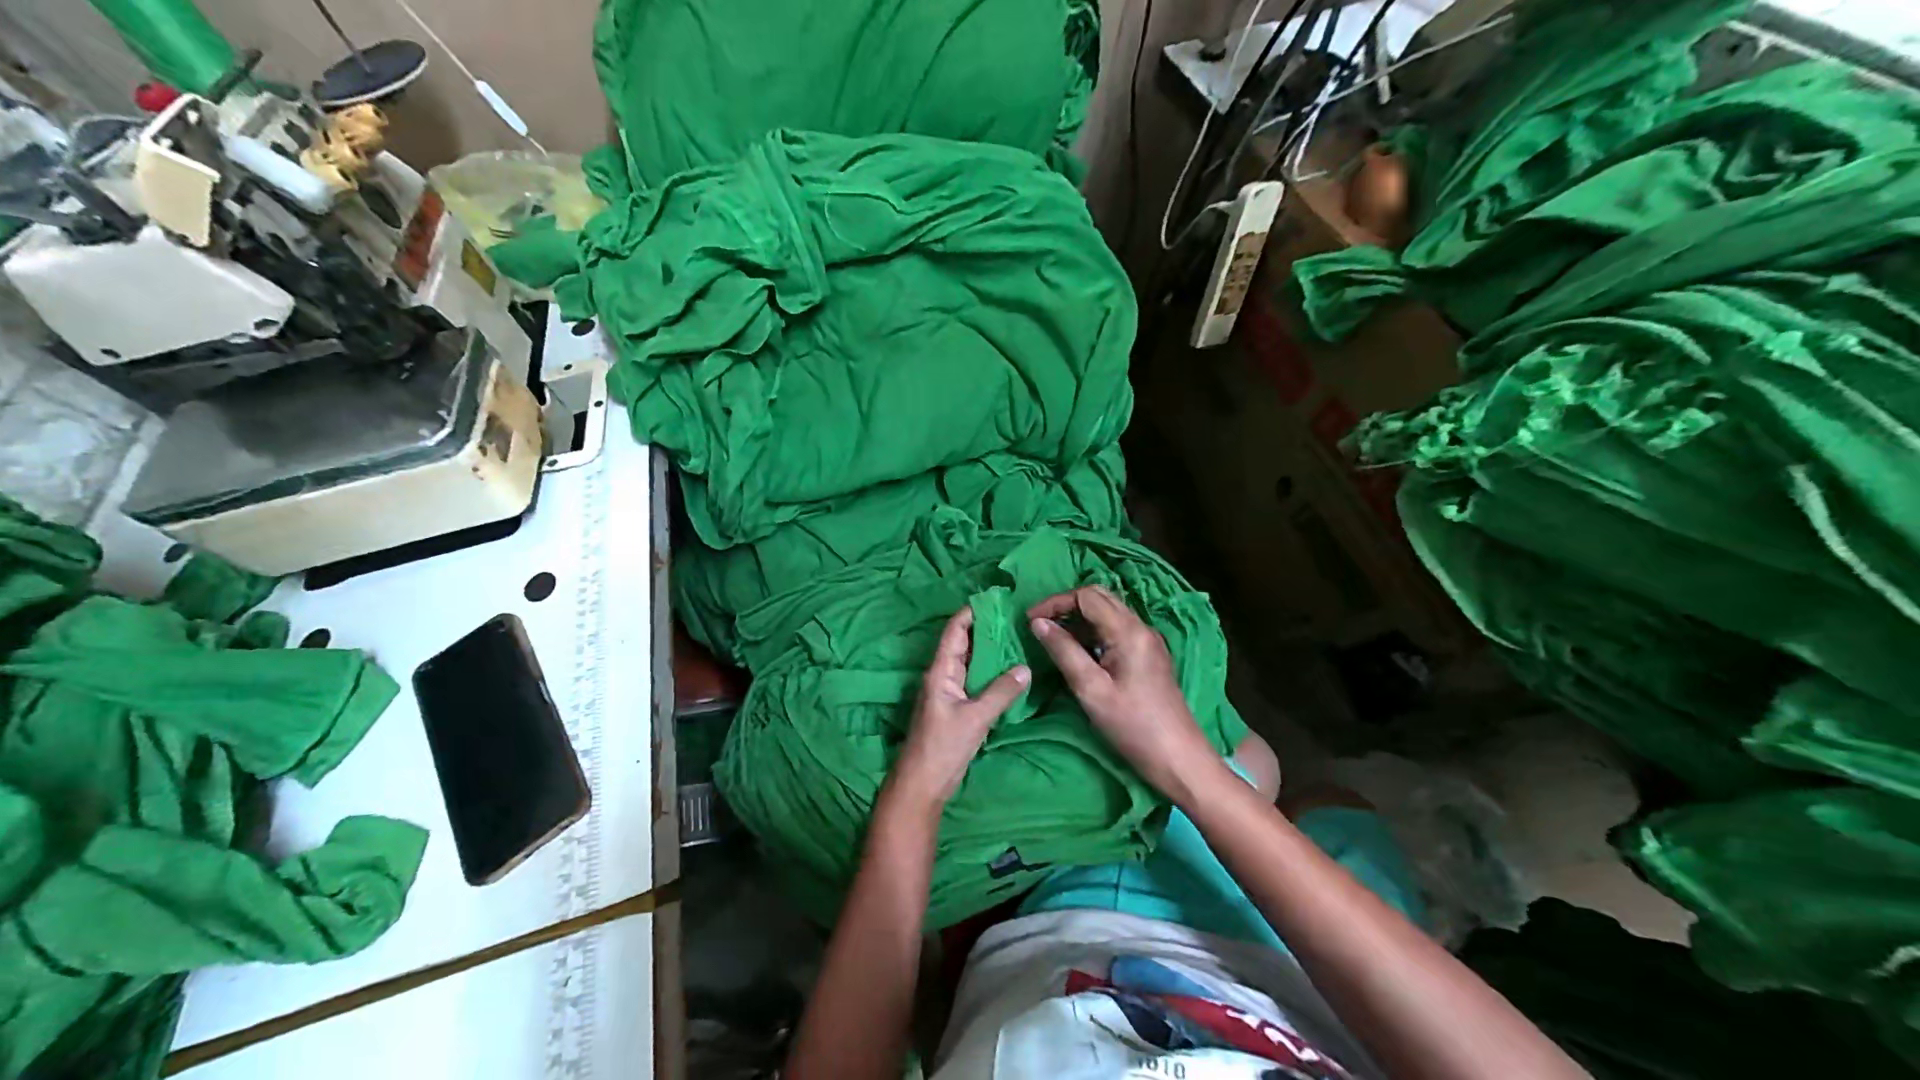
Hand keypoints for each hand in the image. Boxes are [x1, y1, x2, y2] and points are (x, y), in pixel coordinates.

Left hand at [882, 606, 1028, 821]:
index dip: (970, 613)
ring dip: (990, 651)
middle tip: (1014, 616)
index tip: (993, 599)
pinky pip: (975, 681)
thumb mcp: (975, 718)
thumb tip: (1024, 668)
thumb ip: (1000, 692)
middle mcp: (943, 676)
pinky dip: (991, 673)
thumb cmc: (943, 747)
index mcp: (940, 671)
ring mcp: (949, 692)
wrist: (923, 784)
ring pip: (971, 663)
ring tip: (1017, 637)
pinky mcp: (957, 708)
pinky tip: (1010, 671)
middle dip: (985, 629)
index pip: (954, 631)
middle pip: (964, 644)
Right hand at [1028, 586, 1228, 802]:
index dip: (1055, 602)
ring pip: (1108, 612)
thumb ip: (1063, 651)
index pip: (1086, 596)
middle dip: (1066, 605)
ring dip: (1079, 619)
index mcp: (1128, 630)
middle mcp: (1141, 627)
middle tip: (1041, 626)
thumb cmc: (1132, 725)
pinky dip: (1093, 632)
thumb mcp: (1090, 689)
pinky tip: (1079, 652)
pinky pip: (1116, 630)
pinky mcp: (1148, 656)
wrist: (1178, 757)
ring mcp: (1147, 641)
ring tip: (1054, 638)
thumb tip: (1038, 623)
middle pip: (1099, 598)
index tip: (1030, 621)